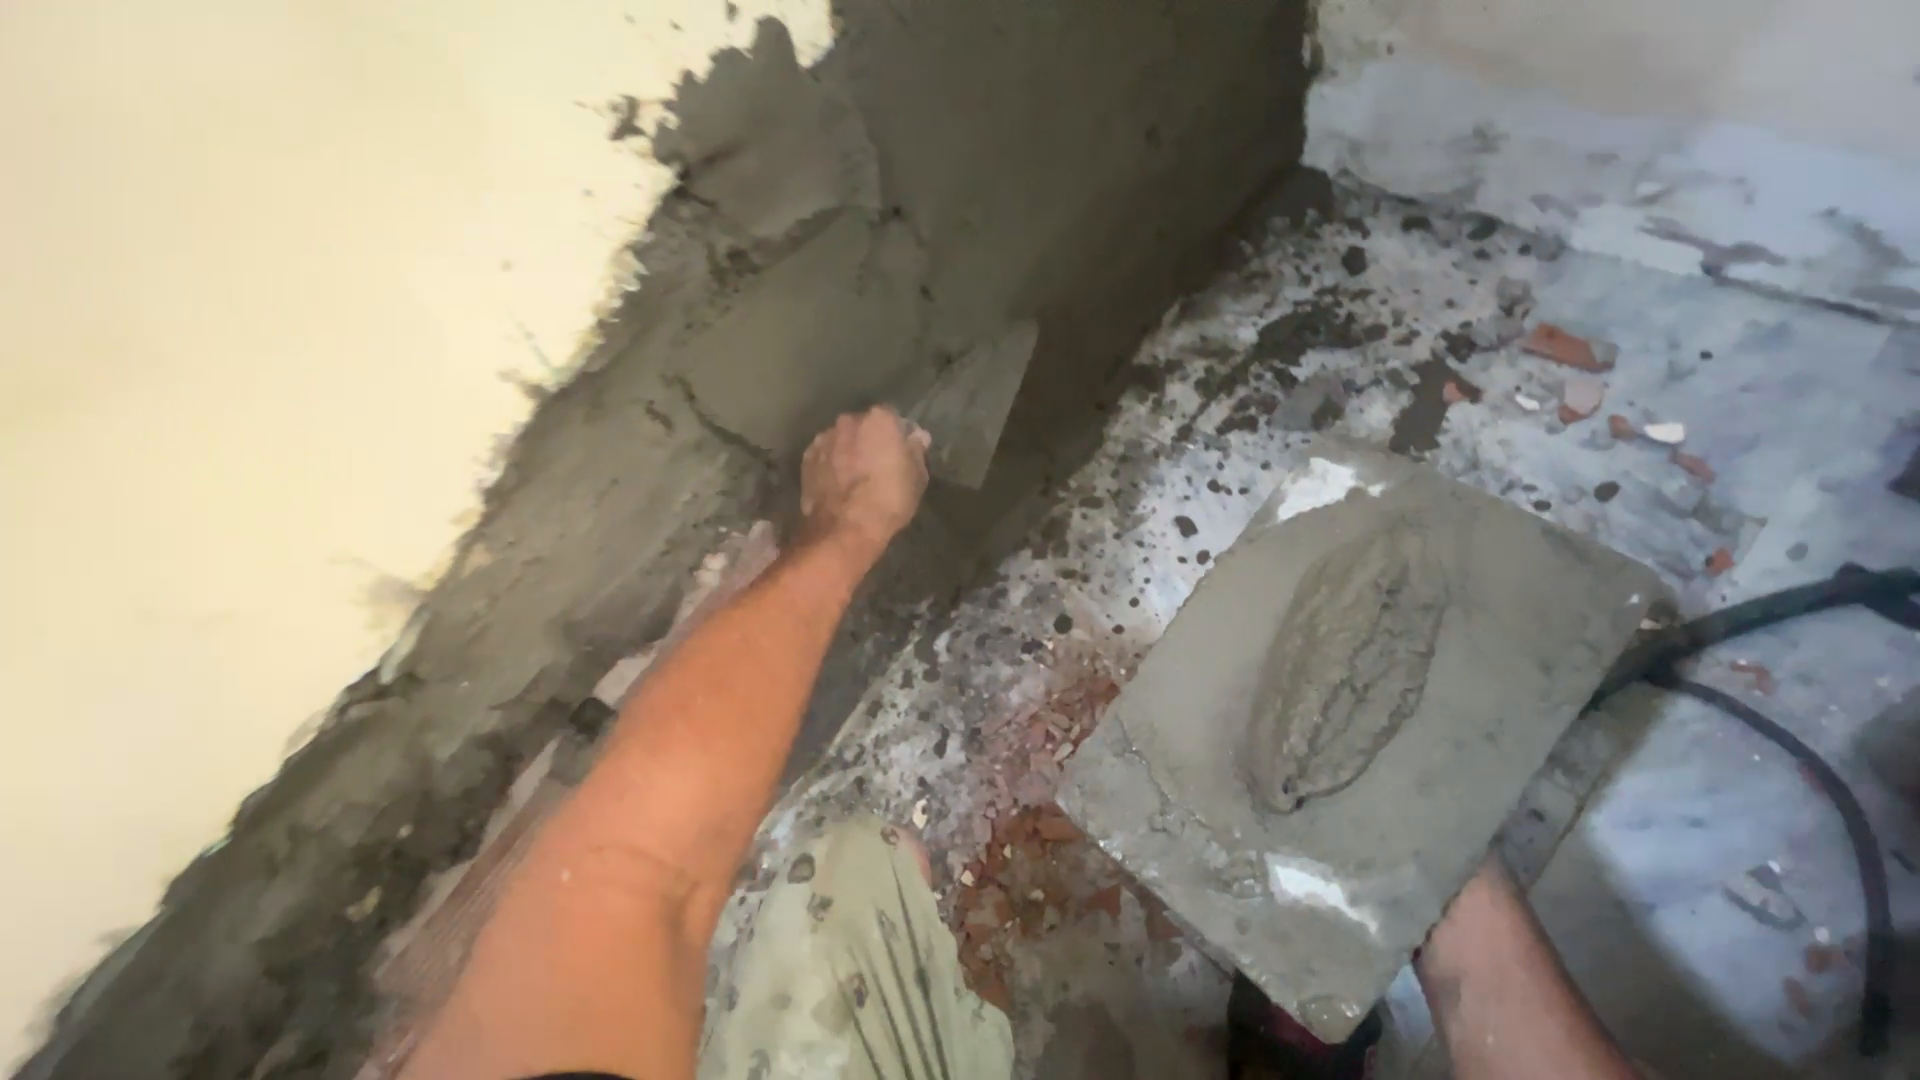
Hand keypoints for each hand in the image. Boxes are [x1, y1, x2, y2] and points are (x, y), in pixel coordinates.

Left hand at [799, 406, 930, 564]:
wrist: (844, 528)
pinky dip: (831, 464)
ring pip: (842, 440)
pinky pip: (825, 456)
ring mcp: (823, 439)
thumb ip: (916, 451)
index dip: (898, 436)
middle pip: (864, 426)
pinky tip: (837, 484)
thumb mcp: (917, 478)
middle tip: (877, 464)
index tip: (901, 453)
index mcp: (879, 419)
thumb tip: (917, 436)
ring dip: (848, 451)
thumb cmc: (889, 500)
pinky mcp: (806, 459)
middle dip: (870, 440)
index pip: (893, 419)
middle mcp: (848, 421)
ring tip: (854, 476)